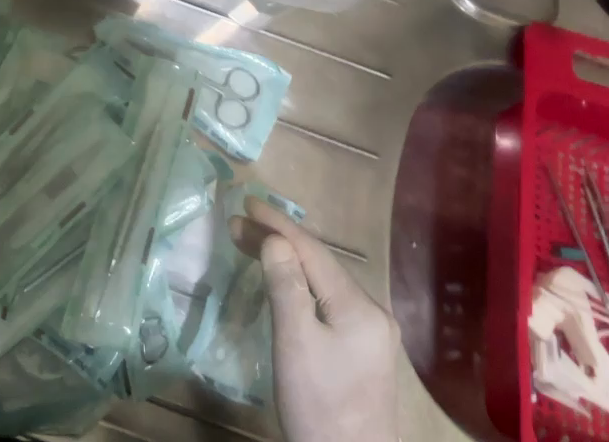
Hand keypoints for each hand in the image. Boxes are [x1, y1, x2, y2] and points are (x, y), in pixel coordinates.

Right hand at [236, 197, 399, 441]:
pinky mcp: (362, 352)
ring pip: (323, 282)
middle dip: (278, 240)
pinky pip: (328, 301)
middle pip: (319, 264)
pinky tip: (283, 281)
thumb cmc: (319, 405)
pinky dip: (300, 283)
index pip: (313, 250)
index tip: (245, 202)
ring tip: (250, 244)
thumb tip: (275, 241)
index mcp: (360, 306)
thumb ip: (286, 287)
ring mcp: (371, 334)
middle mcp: (372, 312)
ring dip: (288, 260)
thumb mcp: (295, 343)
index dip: (277, 223)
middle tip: (235, 224)